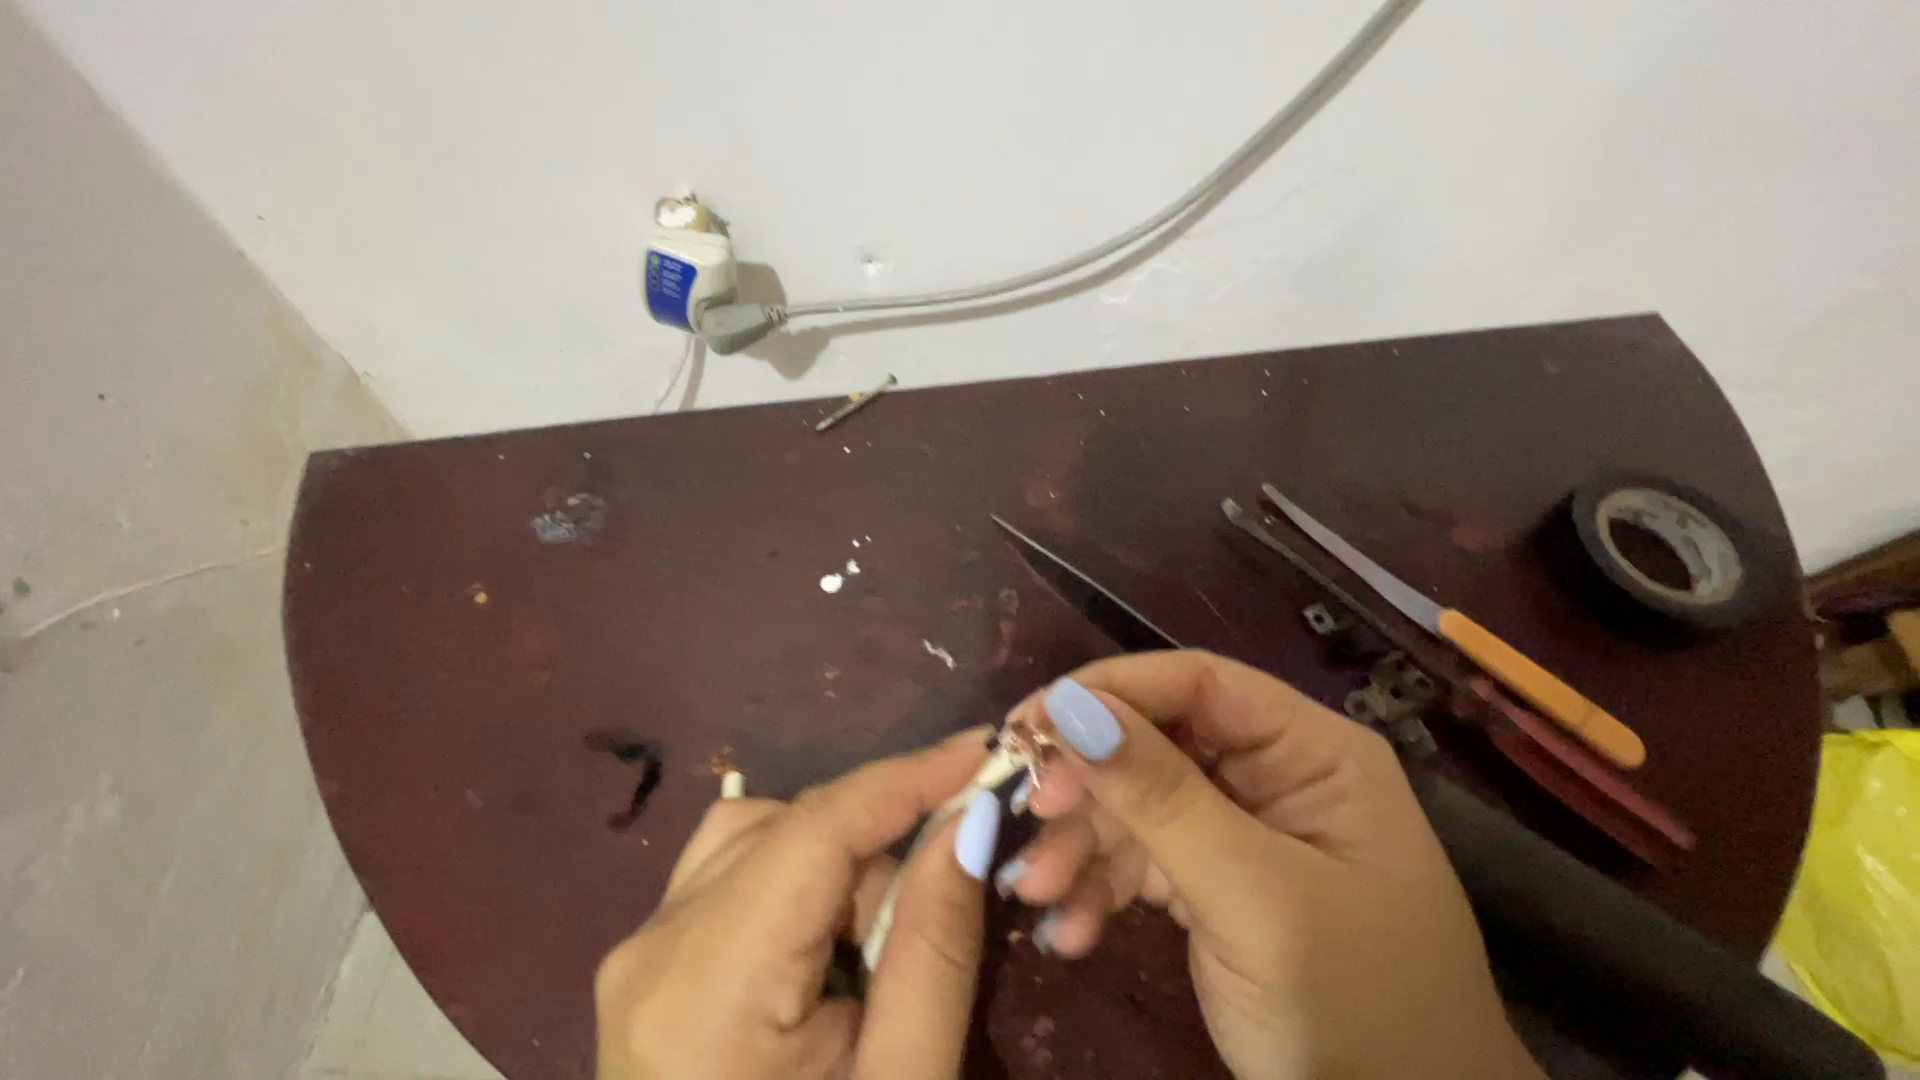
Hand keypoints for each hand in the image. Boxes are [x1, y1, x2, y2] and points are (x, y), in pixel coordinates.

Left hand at [594, 727, 1002, 1079]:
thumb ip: (935, 945)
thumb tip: (969, 818)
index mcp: (705, 987)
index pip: (815, 828)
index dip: (907, 775)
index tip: (986, 749)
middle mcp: (651, 946)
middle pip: (791, 828)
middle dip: (878, 851)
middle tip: (929, 922)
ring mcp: (638, 952)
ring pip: (762, 838)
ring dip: (840, 867)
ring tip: (875, 954)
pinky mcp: (647, 963)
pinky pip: (737, 873)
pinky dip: (803, 884)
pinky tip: (830, 954)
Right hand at [997, 650, 1541, 1079]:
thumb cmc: (1355, 1010)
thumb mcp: (1254, 899)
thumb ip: (1162, 798)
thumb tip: (1072, 706)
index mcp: (1310, 751)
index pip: (1196, 683)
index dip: (1109, 690)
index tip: (1030, 725)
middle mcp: (1273, 775)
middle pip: (1155, 742)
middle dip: (1087, 780)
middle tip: (1027, 814)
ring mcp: (1241, 830)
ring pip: (1136, 803)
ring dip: (1081, 842)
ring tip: (1033, 891)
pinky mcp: (1213, 882)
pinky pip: (1140, 859)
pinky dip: (1098, 886)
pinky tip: (1069, 929)